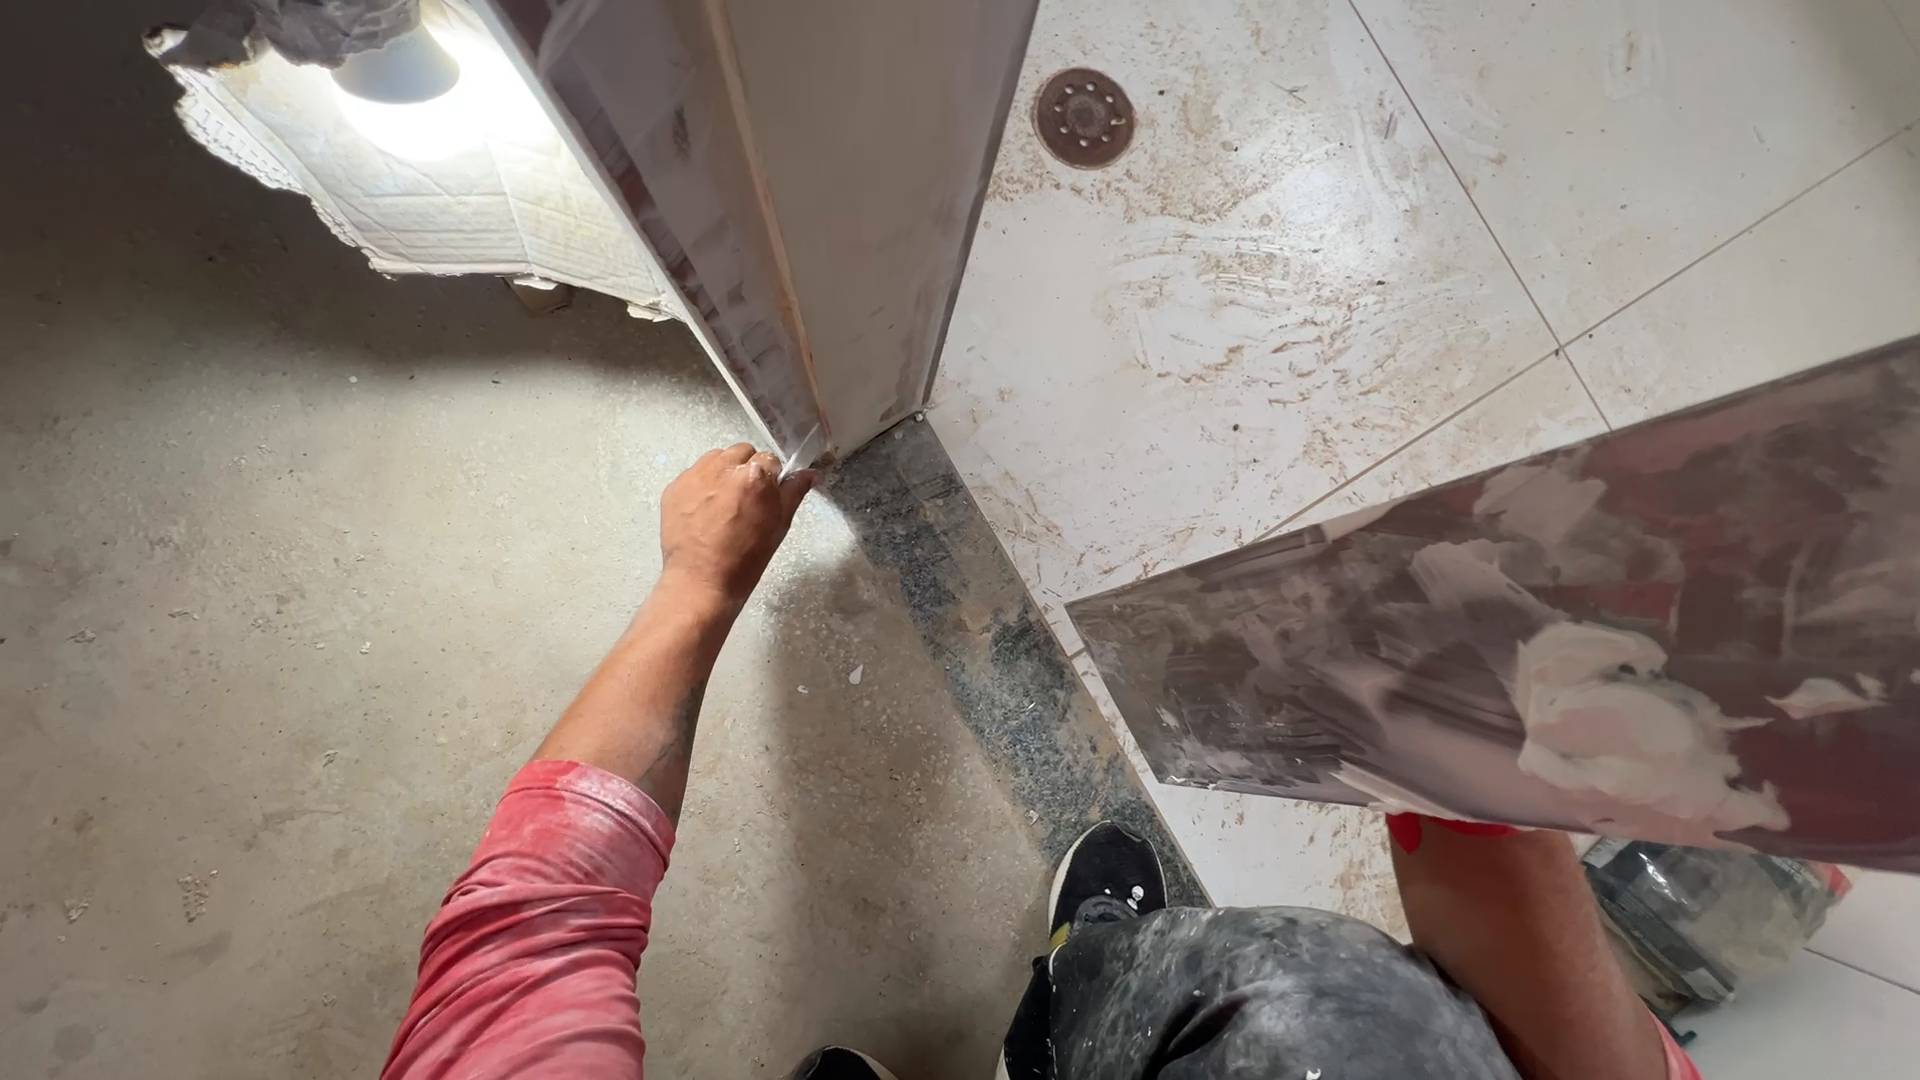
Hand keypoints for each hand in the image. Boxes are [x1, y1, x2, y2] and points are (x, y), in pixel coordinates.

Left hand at [658, 443, 813, 607]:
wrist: (703, 580)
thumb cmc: (747, 557)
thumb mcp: (779, 524)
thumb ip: (794, 492)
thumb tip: (811, 474)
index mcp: (755, 476)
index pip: (770, 459)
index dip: (771, 476)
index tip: (768, 493)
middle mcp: (724, 468)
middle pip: (743, 452)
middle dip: (747, 469)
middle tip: (747, 497)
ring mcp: (695, 476)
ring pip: (717, 458)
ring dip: (725, 472)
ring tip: (725, 501)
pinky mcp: (674, 487)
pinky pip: (695, 474)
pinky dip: (703, 485)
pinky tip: (706, 509)